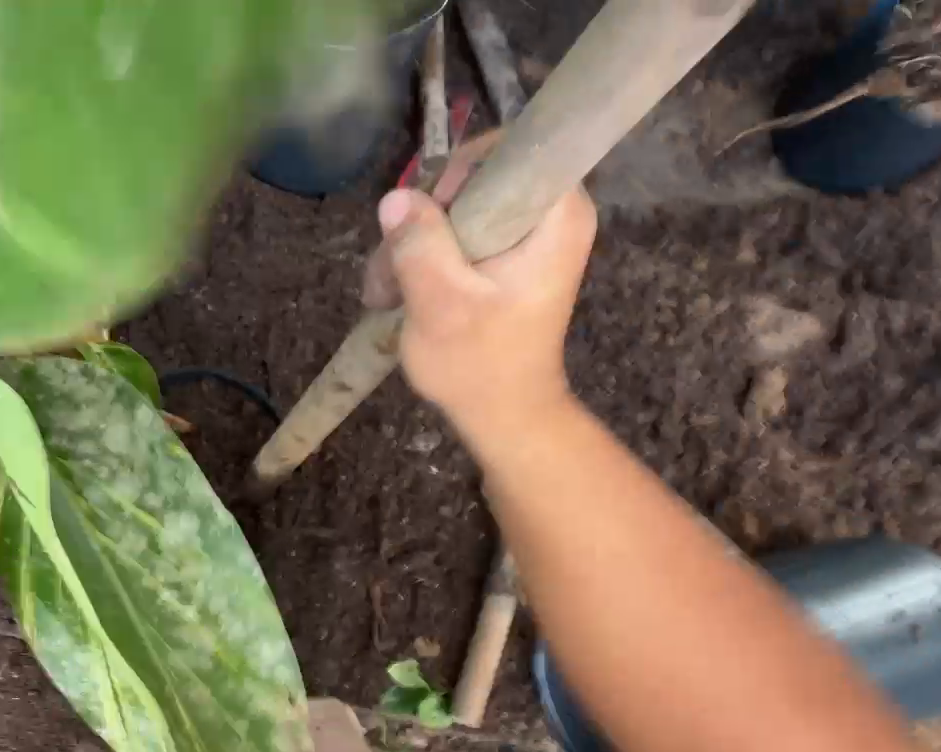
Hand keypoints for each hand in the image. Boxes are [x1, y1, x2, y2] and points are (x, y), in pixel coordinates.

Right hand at [373, 183, 596, 439]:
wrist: (501, 414)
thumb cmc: (478, 364)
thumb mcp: (440, 304)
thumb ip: (419, 245)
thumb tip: (393, 198)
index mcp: (555, 213)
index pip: (507, 149)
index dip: (456, 174)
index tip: (426, 219)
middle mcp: (547, 213)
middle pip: (472, 180)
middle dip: (421, 220)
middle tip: (389, 271)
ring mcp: (523, 236)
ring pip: (453, 210)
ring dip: (410, 247)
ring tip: (385, 294)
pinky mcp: (502, 257)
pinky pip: (454, 235)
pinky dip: (421, 260)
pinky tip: (397, 294)